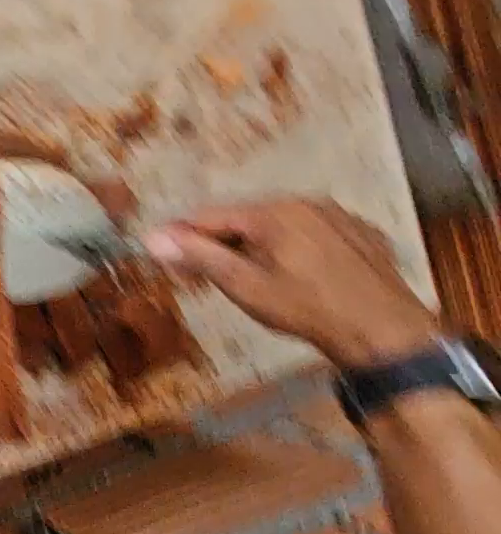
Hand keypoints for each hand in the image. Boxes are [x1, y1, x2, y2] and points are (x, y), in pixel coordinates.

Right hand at [143, 198, 439, 368]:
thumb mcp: (240, 283)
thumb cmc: (302, 306)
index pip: (207, 217)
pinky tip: (287, 276)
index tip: (160, 260)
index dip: (178, 237)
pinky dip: (286, 249)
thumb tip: (150, 237)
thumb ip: (196, 255)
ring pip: (274, 227)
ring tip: (240, 278)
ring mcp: (338, 217)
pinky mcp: (360, 235)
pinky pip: (308, 235)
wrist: (382, 329)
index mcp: (274, 213)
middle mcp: (307, 204)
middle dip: (213, 244)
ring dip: (248, 247)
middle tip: (196, 276)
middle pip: (241, 220)